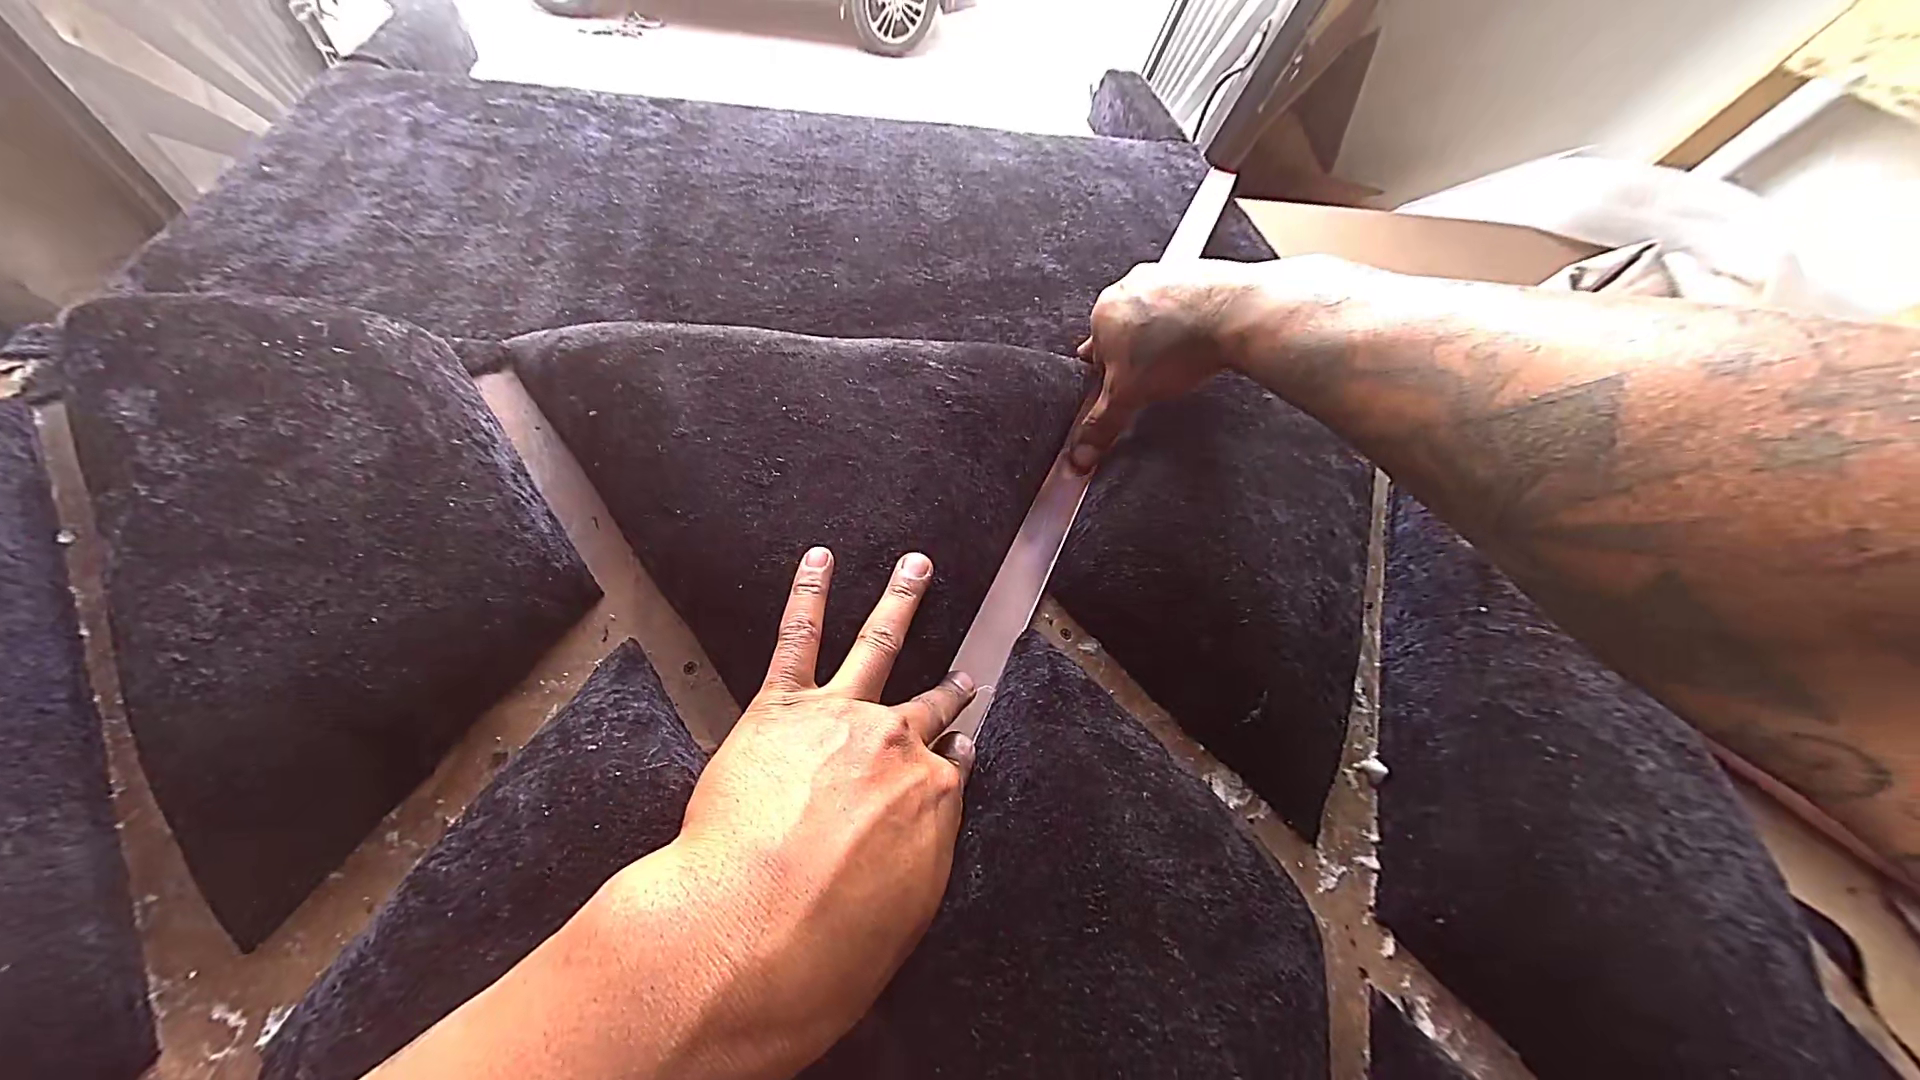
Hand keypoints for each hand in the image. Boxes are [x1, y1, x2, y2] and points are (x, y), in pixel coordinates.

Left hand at [662, 546, 977, 1075]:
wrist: (744, 937)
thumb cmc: (822, 946)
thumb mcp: (905, 910)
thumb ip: (929, 844)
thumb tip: (941, 801)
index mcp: (928, 794)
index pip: (952, 764)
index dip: (956, 753)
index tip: (961, 742)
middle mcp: (895, 743)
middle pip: (931, 703)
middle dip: (954, 687)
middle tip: (966, 675)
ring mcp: (843, 715)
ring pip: (879, 642)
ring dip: (902, 598)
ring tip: (916, 565)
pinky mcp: (783, 705)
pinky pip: (799, 636)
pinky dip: (810, 594)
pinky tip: (819, 561)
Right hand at [1068, 259, 1262, 470]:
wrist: (1237, 315)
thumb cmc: (1178, 347)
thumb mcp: (1128, 396)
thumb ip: (1101, 425)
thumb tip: (1080, 454)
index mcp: (1103, 311)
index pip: (1092, 353)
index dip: (1108, 377)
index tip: (1124, 388)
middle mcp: (1129, 285)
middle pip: (1123, 331)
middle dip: (1134, 355)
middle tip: (1154, 377)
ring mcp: (1165, 274)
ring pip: (1153, 315)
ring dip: (1161, 335)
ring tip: (1180, 360)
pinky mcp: (1198, 272)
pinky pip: (1184, 303)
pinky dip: (1189, 320)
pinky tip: (1200, 341)